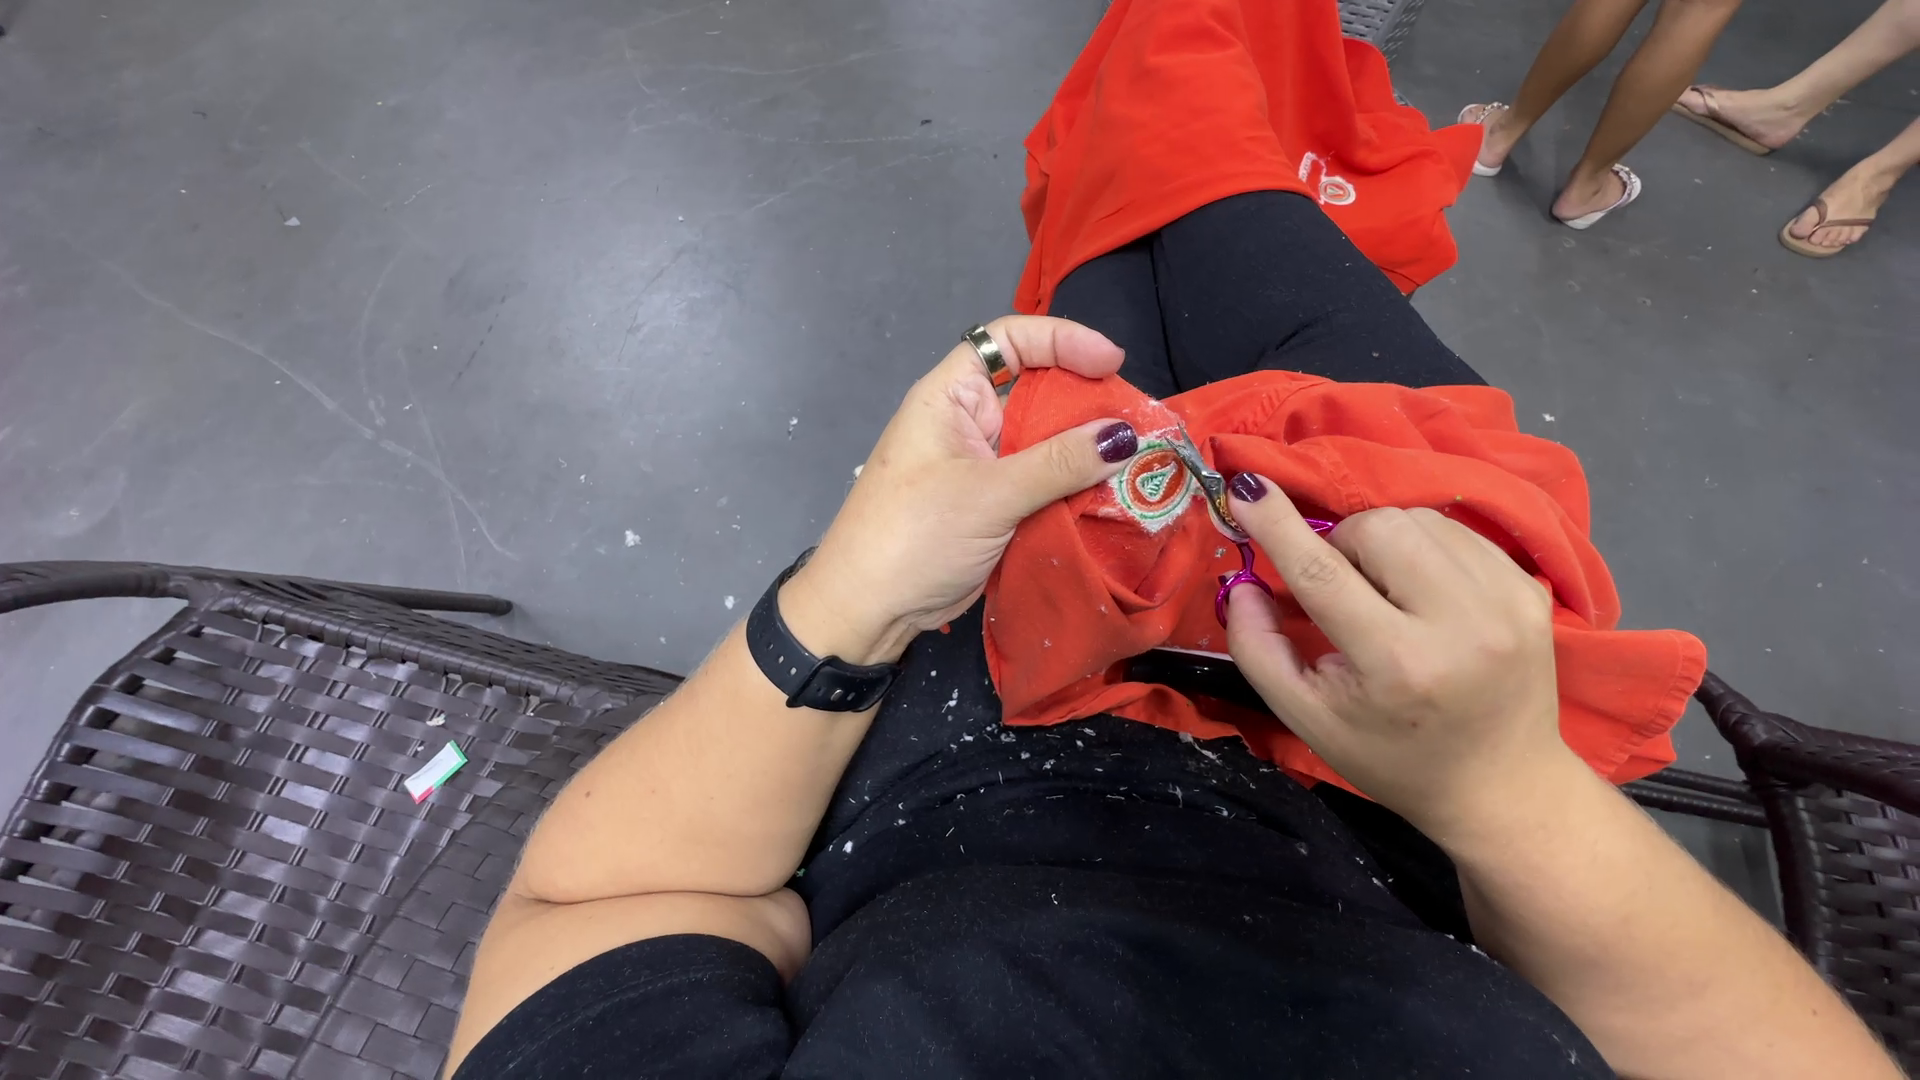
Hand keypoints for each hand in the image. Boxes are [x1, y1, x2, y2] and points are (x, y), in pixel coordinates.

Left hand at [780, 316, 1138, 665]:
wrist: (871, 609)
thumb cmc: (915, 534)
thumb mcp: (988, 494)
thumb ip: (1058, 463)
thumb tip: (1125, 436)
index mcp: (951, 397)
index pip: (1009, 342)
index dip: (1062, 340)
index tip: (1111, 361)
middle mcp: (969, 423)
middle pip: (1038, 391)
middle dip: (1086, 401)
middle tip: (1138, 422)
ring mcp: (984, 466)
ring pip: (1046, 442)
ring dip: (1086, 451)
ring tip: (1139, 460)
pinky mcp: (996, 506)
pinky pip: (1044, 484)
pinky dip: (1076, 487)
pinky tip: (1113, 494)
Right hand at [1221, 472, 1581, 837]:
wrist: (1501, 787)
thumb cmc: (1388, 756)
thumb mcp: (1304, 716)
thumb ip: (1257, 647)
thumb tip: (1243, 583)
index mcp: (1398, 664)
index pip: (1323, 574)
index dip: (1277, 525)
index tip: (1244, 488)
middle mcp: (1462, 625)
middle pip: (1378, 529)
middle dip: (1342, 546)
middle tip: (1342, 590)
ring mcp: (1508, 603)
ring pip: (1417, 519)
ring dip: (1382, 543)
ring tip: (1385, 592)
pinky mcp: (1532, 590)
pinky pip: (1455, 530)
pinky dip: (1422, 546)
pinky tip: (1422, 591)